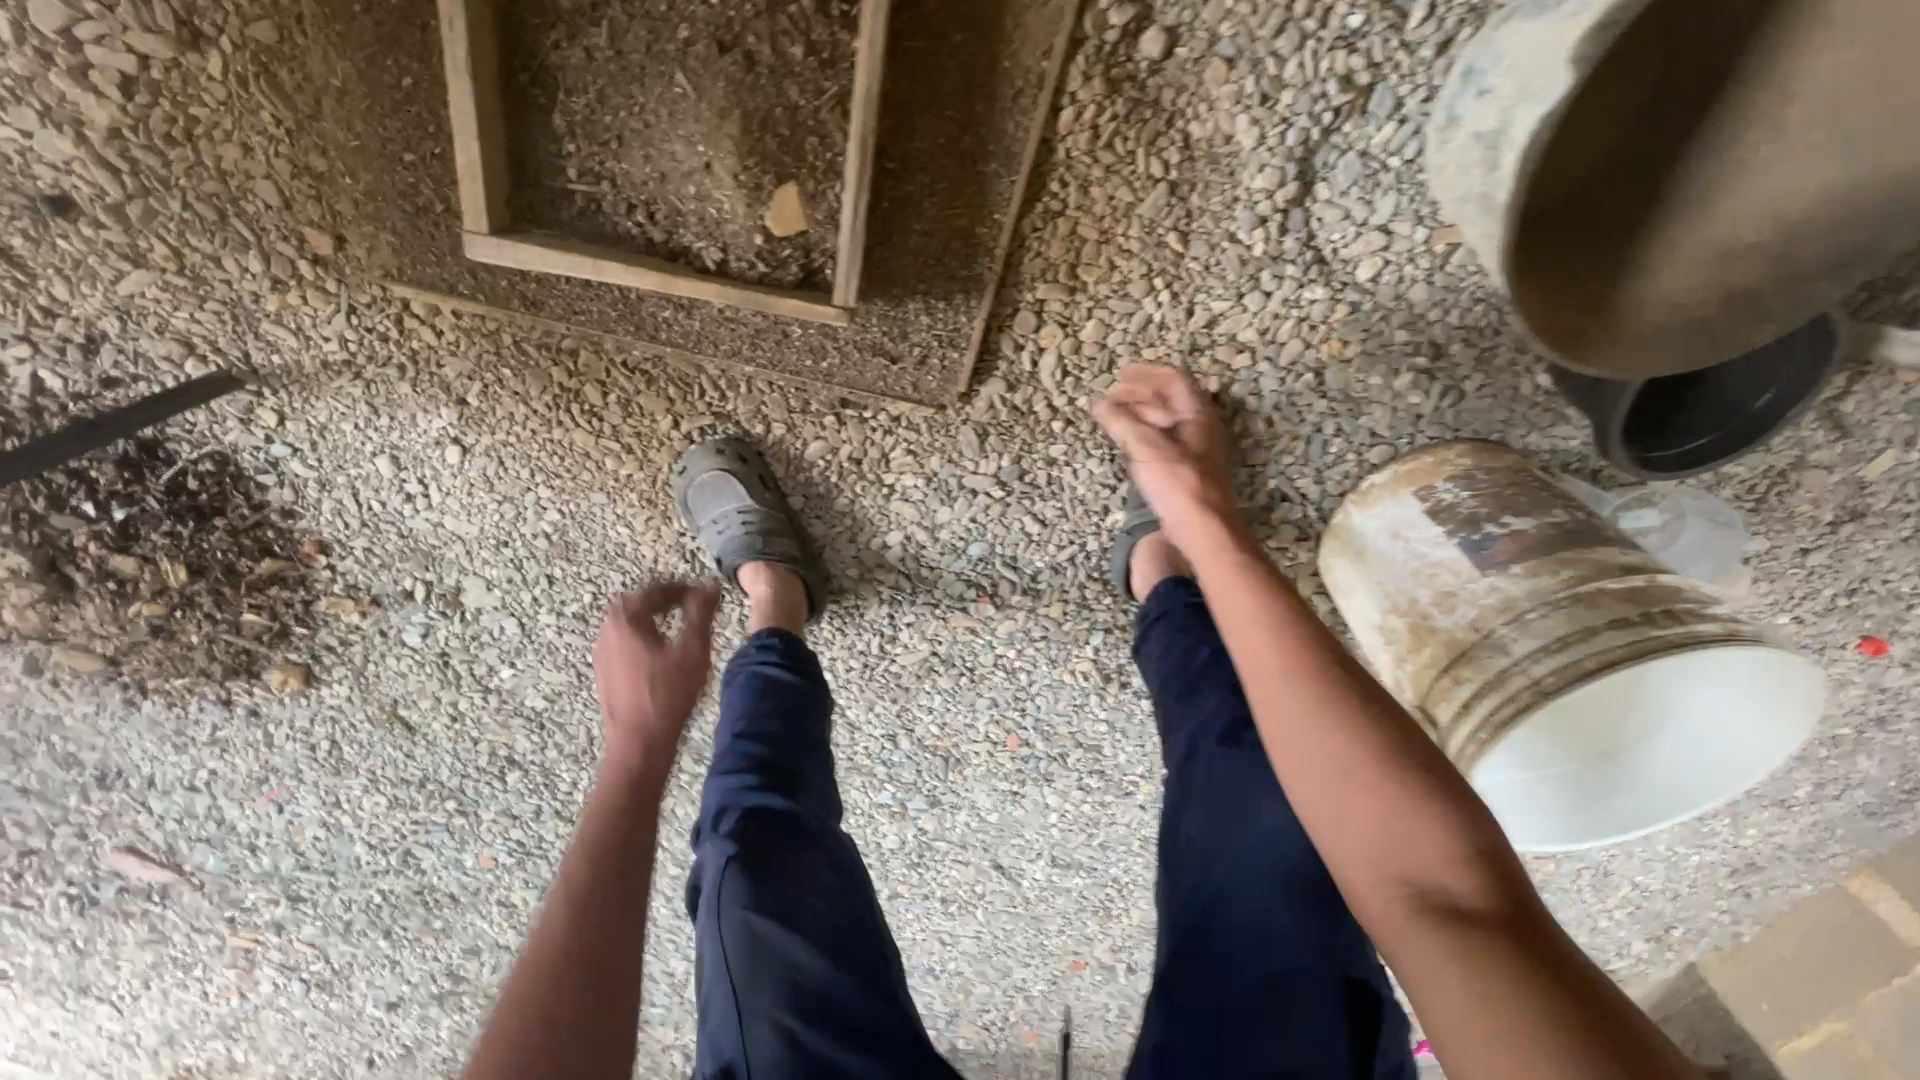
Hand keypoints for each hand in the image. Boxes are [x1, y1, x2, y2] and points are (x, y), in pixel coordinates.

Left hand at [592, 581, 720, 778]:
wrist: (639, 741)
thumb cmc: (668, 692)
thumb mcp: (693, 648)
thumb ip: (702, 612)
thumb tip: (711, 584)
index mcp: (626, 619)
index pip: (653, 590)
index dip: (680, 588)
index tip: (701, 593)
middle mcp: (607, 631)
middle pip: (635, 603)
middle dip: (662, 600)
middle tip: (688, 605)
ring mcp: (602, 653)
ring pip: (628, 624)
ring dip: (651, 619)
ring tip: (677, 627)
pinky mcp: (604, 673)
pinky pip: (624, 643)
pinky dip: (643, 638)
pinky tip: (661, 654)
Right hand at [1093, 364, 1236, 530]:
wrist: (1203, 528)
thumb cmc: (1178, 483)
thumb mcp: (1146, 447)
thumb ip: (1122, 423)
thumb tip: (1098, 404)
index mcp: (1197, 413)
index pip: (1173, 379)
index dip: (1145, 374)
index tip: (1119, 376)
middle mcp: (1200, 426)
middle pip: (1169, 399)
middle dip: (1139, 395)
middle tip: (1112, 398)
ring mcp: (1196, 448)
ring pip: (1167, 421)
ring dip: (1140, 415)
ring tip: (1114, 419)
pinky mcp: (1188, 469)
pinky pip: (1164, 441)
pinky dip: (1144, 435)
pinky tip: (1129, 444)